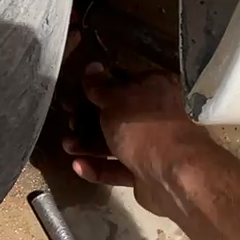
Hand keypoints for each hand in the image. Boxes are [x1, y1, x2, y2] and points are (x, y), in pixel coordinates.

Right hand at [63, 61, 209, 217]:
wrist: (172, 173)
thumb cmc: (143, 127)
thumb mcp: (115, 100)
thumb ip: (100, 86)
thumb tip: (91, 67)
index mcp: (153, 87)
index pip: (121, 81)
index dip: (94, 86)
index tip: (72, 94)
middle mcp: (154, 114)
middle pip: (115, 114)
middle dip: (87, 119)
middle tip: (68, 122)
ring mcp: (150, 145)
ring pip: (113, 142)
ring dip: (88, 144)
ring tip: (67, 146)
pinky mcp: (143, 172)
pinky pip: (116, 168)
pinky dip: (97, 167)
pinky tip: (78, 166)